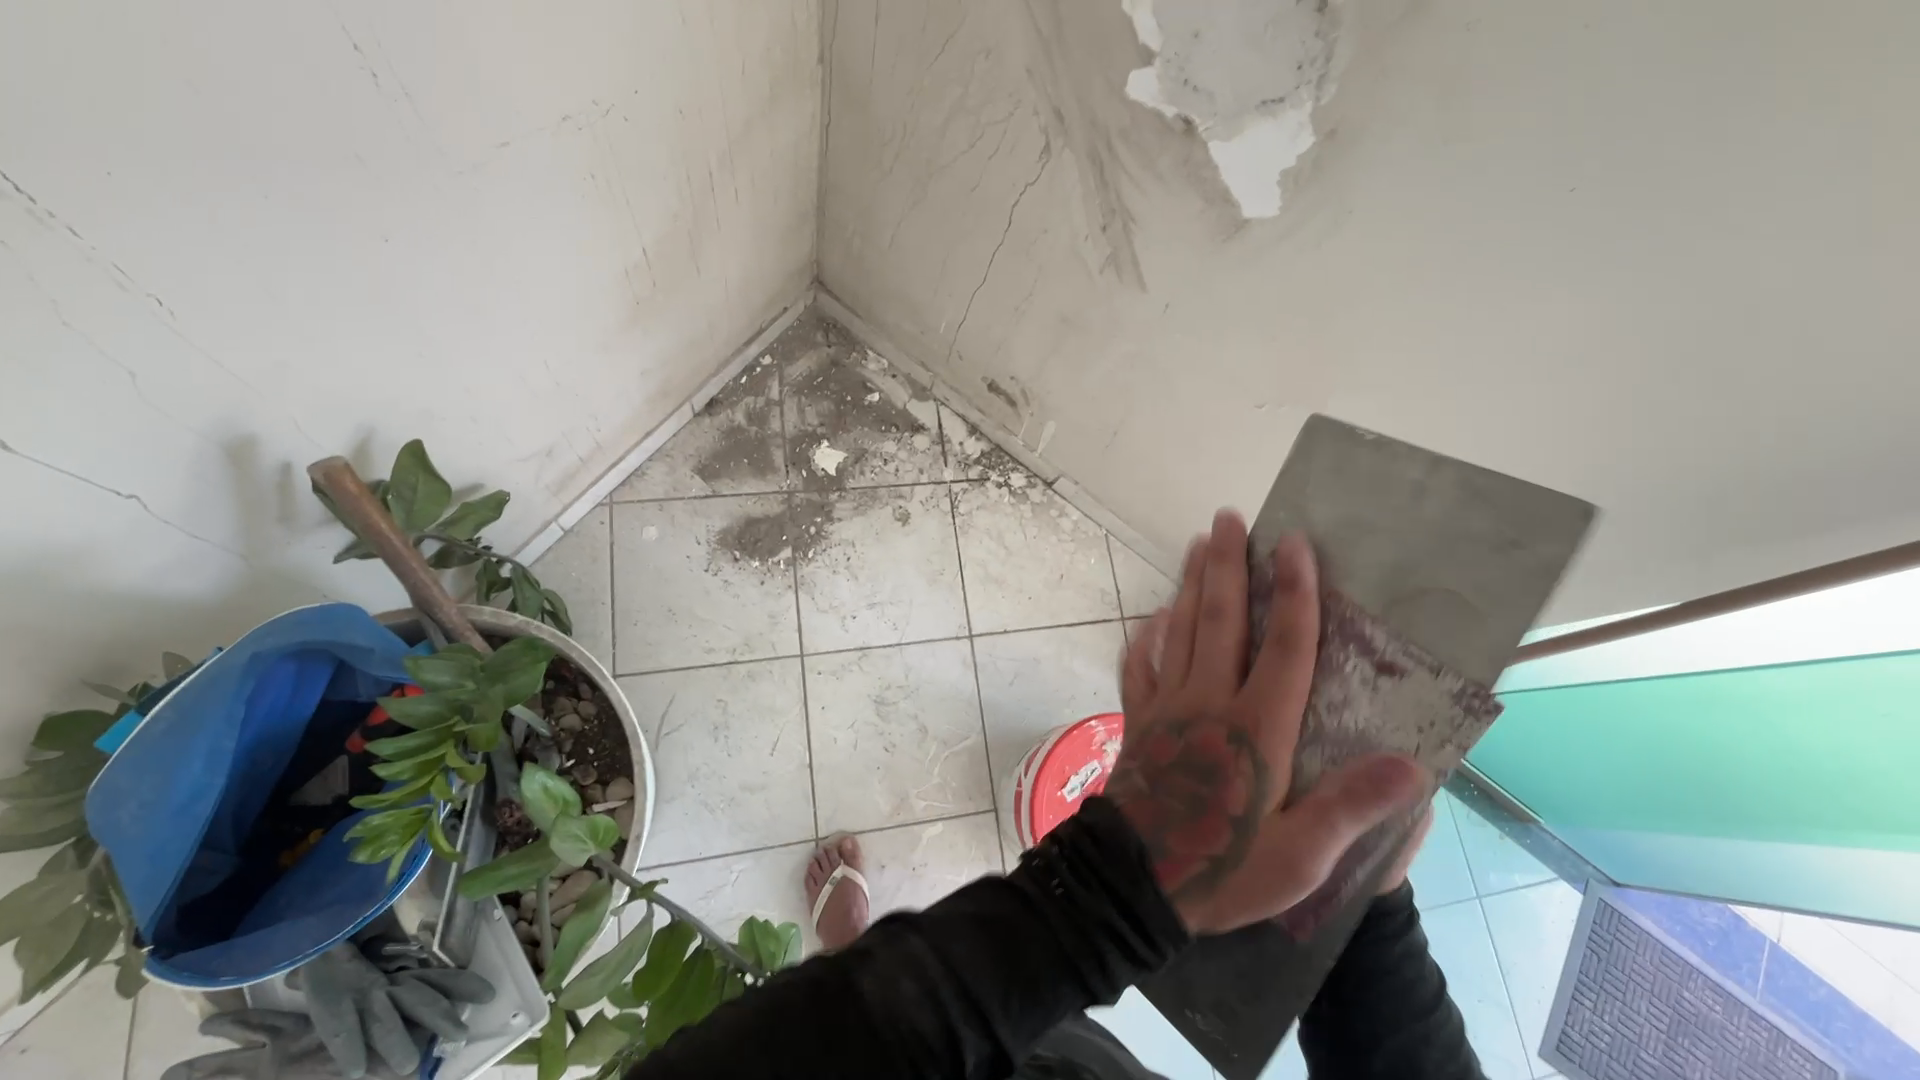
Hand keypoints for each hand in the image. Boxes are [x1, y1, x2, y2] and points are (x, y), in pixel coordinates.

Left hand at [1107, 510, 1425, 934]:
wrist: (1134, 883)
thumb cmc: (1222, 870)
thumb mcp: (1300, 856)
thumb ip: (1351, 806)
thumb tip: (1413, 764)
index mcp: (1255, 726)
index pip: (1282, 645)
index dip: (1293, 590)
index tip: (1294, 541)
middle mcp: (1208, 701)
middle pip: (1220, 619)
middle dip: (1228, 565)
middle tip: (1228, 517)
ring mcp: (1166, 708)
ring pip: (1179, 631)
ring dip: (1189, 584)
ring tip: (1196, 544)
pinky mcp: (1138, 723)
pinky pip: (1139, 668)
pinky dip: (1147, 637)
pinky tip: (1151, 618)